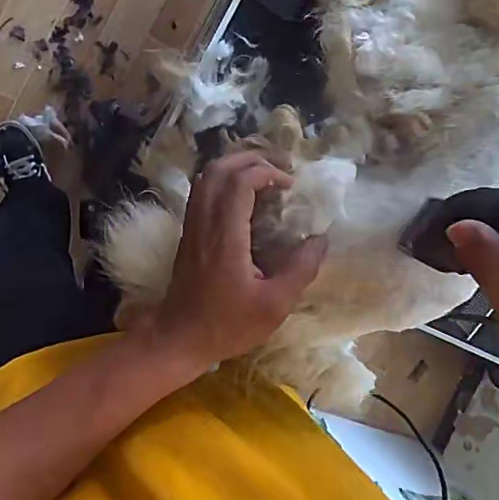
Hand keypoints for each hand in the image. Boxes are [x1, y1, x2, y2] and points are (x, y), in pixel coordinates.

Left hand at [144, 152, 326, 371]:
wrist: (178, 340)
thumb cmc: (227, 325)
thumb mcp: (275, 305)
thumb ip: (301, 270)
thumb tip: (320, 240)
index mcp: (226, 236)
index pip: (240, 182)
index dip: (268, 172)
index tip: (290, 186)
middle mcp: (204, 223)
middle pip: (220, 169)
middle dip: (252, 160)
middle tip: (281, 170)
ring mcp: (192, 226)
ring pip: (207, 177)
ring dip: (236, 167)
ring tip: (264, 176)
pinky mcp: (188, 234)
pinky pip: (202, 191)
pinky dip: (225, 182)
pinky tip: (244, 197)